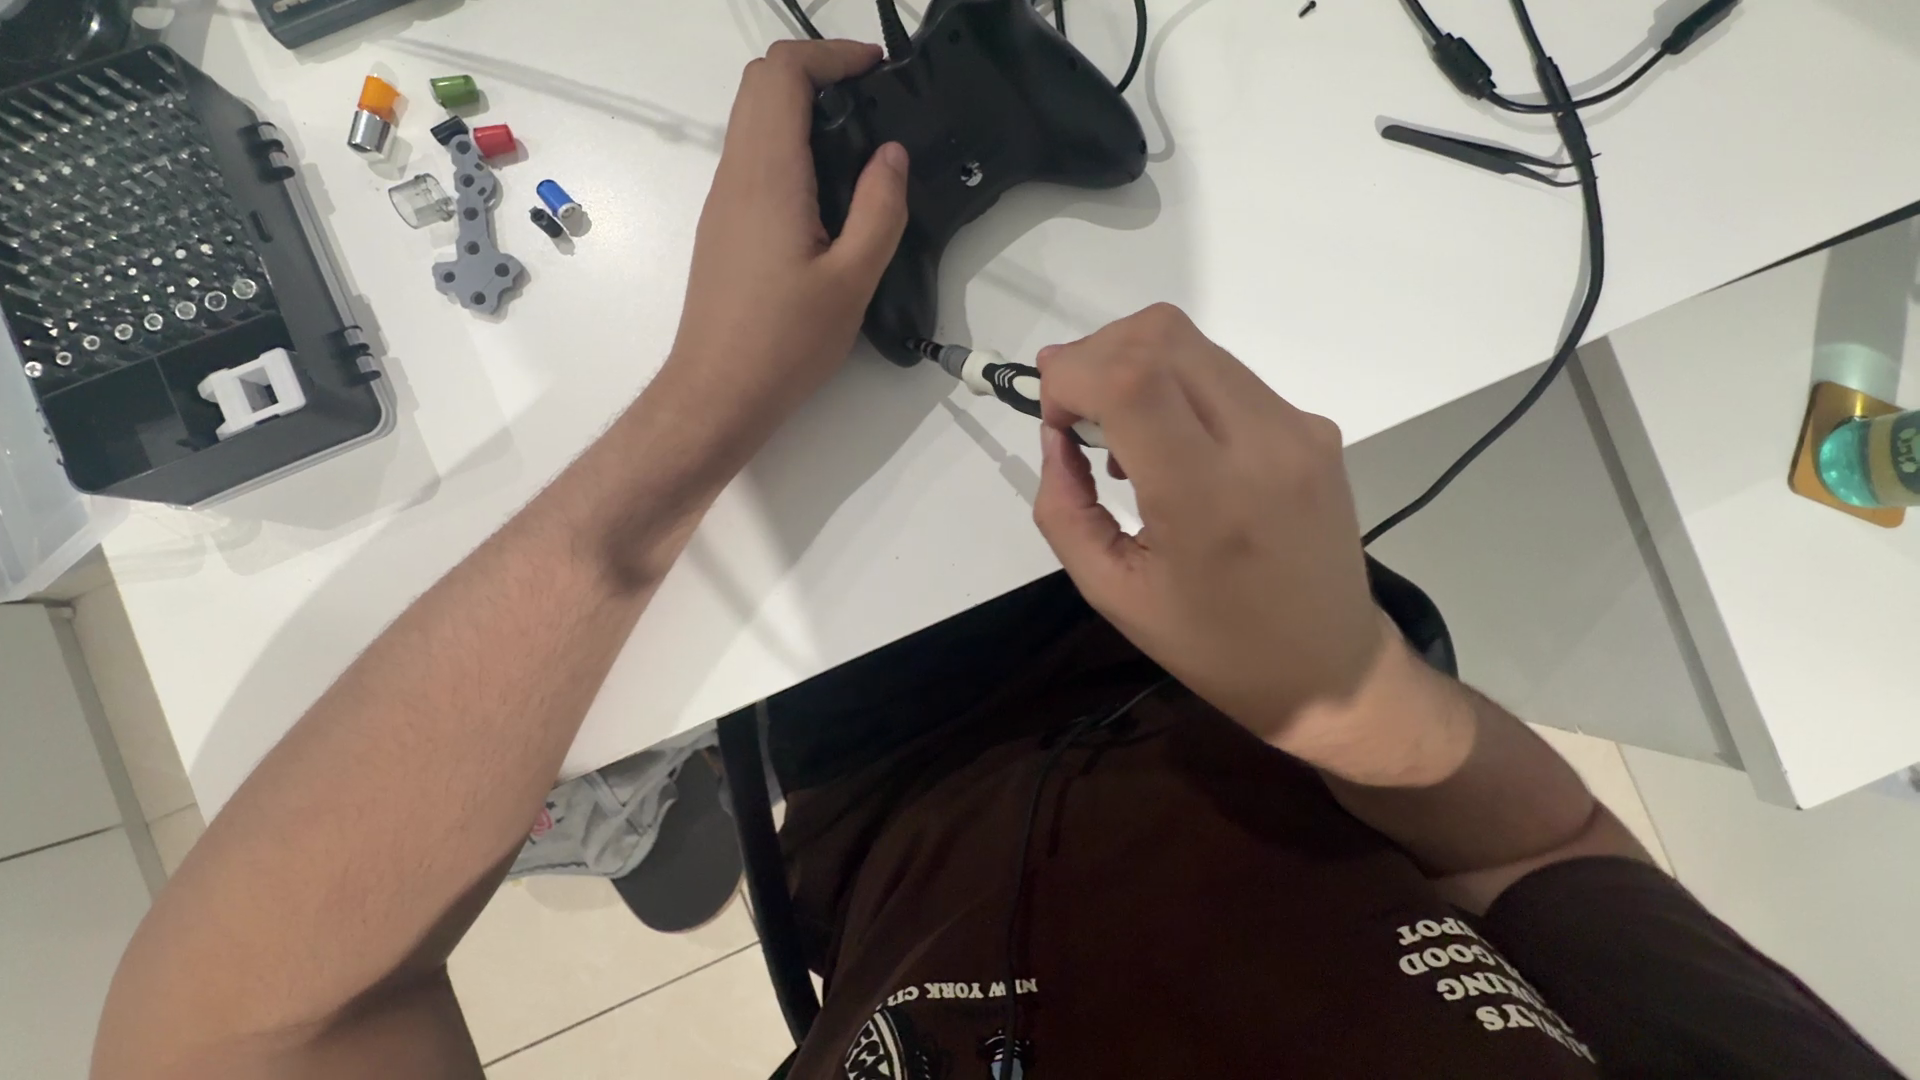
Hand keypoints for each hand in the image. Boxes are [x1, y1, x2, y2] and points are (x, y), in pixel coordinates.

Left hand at [661, 40, 908, 435]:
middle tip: (870, 100)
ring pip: (752, 122)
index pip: (782, 74)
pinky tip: (827, 193)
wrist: (719, 391)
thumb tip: (892, 156)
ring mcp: (722, 202)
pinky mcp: (723, 229)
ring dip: (800, 111)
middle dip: (816, 73)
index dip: (831, 55)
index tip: (876, 71)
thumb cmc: (785, 343)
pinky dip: (788, 148)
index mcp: (768, 177)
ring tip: (858, 145)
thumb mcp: (852, 281)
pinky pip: (752, 161)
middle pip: (760, 85)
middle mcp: (735, 176)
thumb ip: (879, 210)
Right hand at [1033, 305, 1391, 750]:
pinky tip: (1172, 448)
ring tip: (1124, 443)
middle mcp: (1263, 444)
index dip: (1072, 375)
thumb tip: (1054, 435)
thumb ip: (1064, 509)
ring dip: (1134, 368)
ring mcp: (1298, 428)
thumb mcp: (1112, 593)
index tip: (1053, 416)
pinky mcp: (1313, 427)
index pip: (1131, 378)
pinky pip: (1225, 374)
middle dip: (1094, 357)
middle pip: (1161, 335)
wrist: (1329, 669)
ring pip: (1193, 344)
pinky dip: (1175, 387)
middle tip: (1075, 416)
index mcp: (1207, 500)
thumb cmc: (1213, 647)